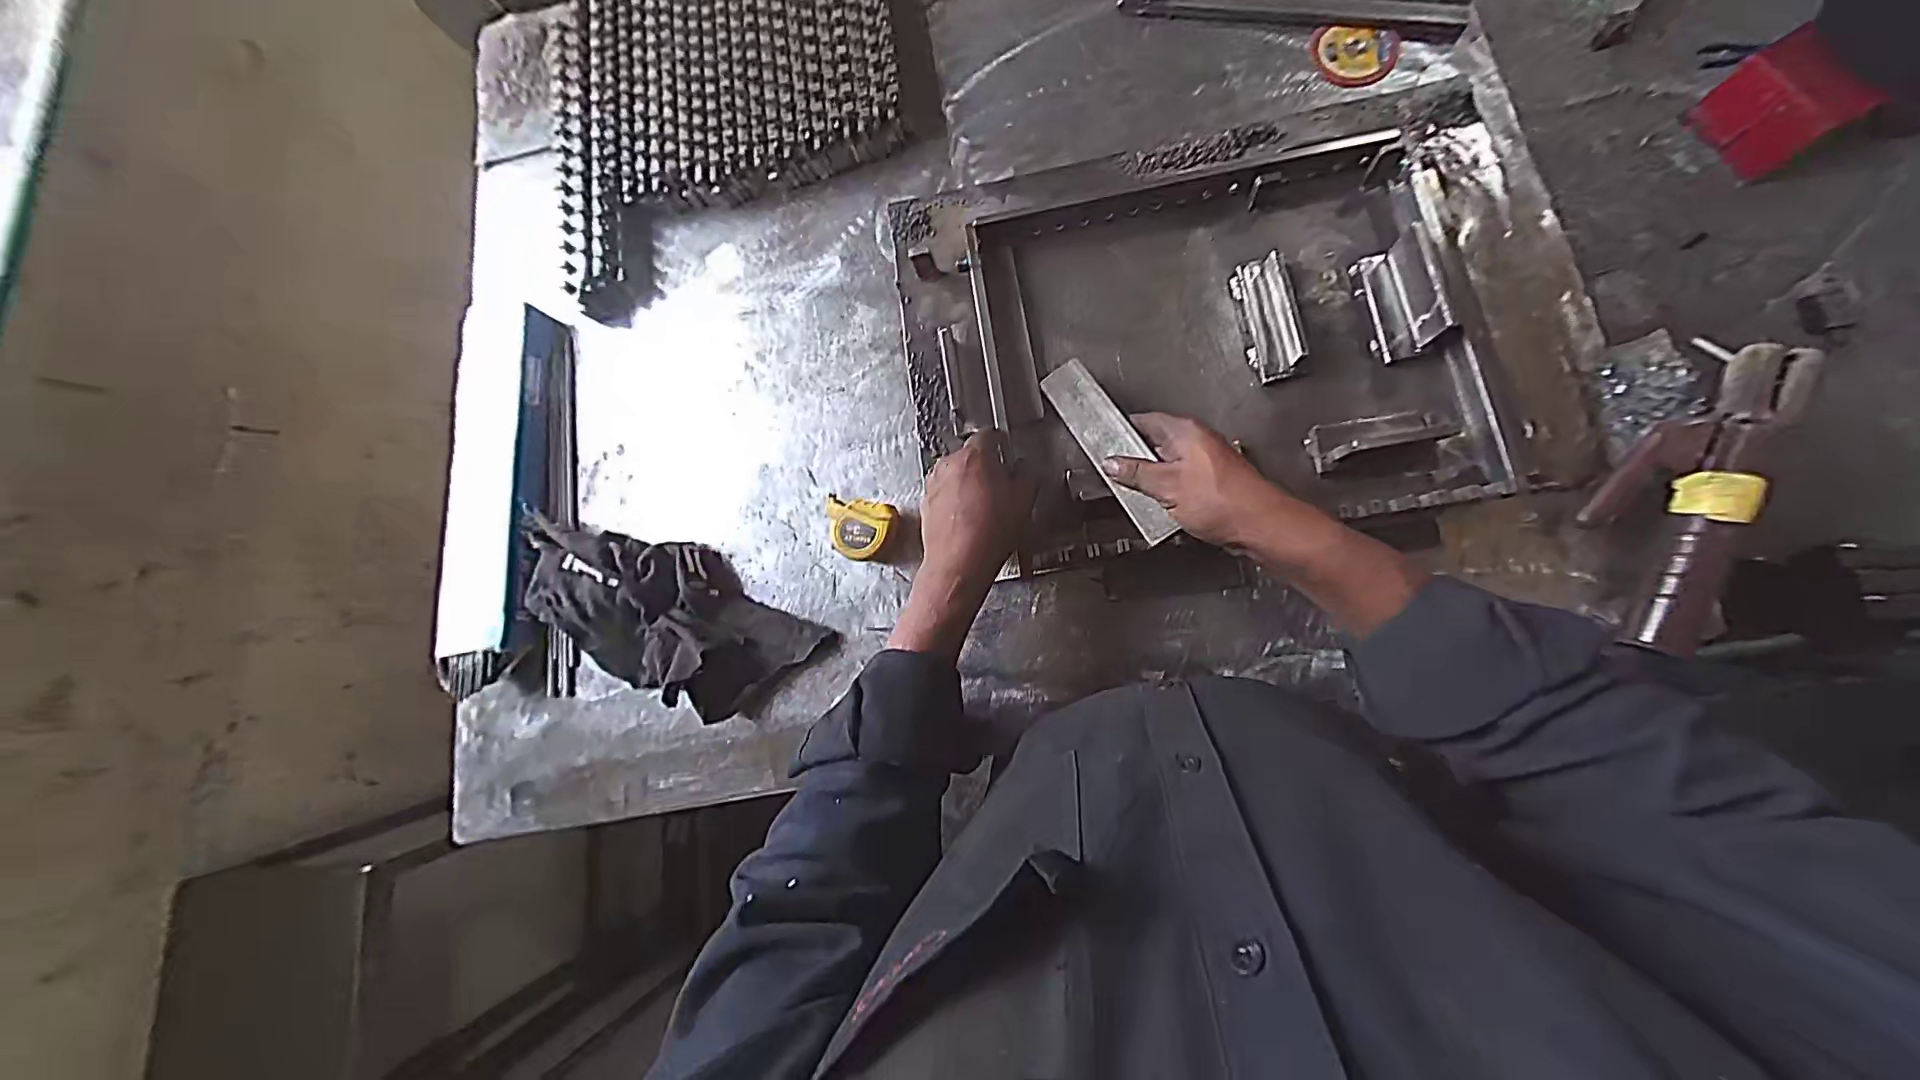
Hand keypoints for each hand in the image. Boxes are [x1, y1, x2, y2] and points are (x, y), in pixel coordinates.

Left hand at [890, 431, 1036, 659]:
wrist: (959, 564)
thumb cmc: (987, 534)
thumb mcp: (1023, 501)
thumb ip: (1025, 476)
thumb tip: (1024, 471)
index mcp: (974, 456)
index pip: (989, 436)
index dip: (1001, 443)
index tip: (1006, 450)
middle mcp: (949, 465)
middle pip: (969, 455)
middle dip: (984, 465)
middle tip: (1000, 483)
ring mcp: (934, 485)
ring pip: (955, 474)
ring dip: (967, 483)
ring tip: (985, 504)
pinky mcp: (926, 505)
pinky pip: (944, 494)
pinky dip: (955, 501)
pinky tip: (969, 518)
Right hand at [1101, 413, 1333, 565]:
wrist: (1259, 526)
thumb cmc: (1225, 502)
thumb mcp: (1166, 486)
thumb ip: (1135, 473)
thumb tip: (1113, 463)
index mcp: (1186, 431)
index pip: (1143, 421)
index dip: (1120, 432)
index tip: (1103, 443)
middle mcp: (1197, 441)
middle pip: (1152, 444)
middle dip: (1134, 461)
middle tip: (1120, 477)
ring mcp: (1205, 462)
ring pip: (1165, 466)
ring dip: (1152, 481)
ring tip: (1146, 496)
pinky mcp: (1210, 482)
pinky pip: (1178, 482)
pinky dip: (1167, 493)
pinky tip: (1166, 507)